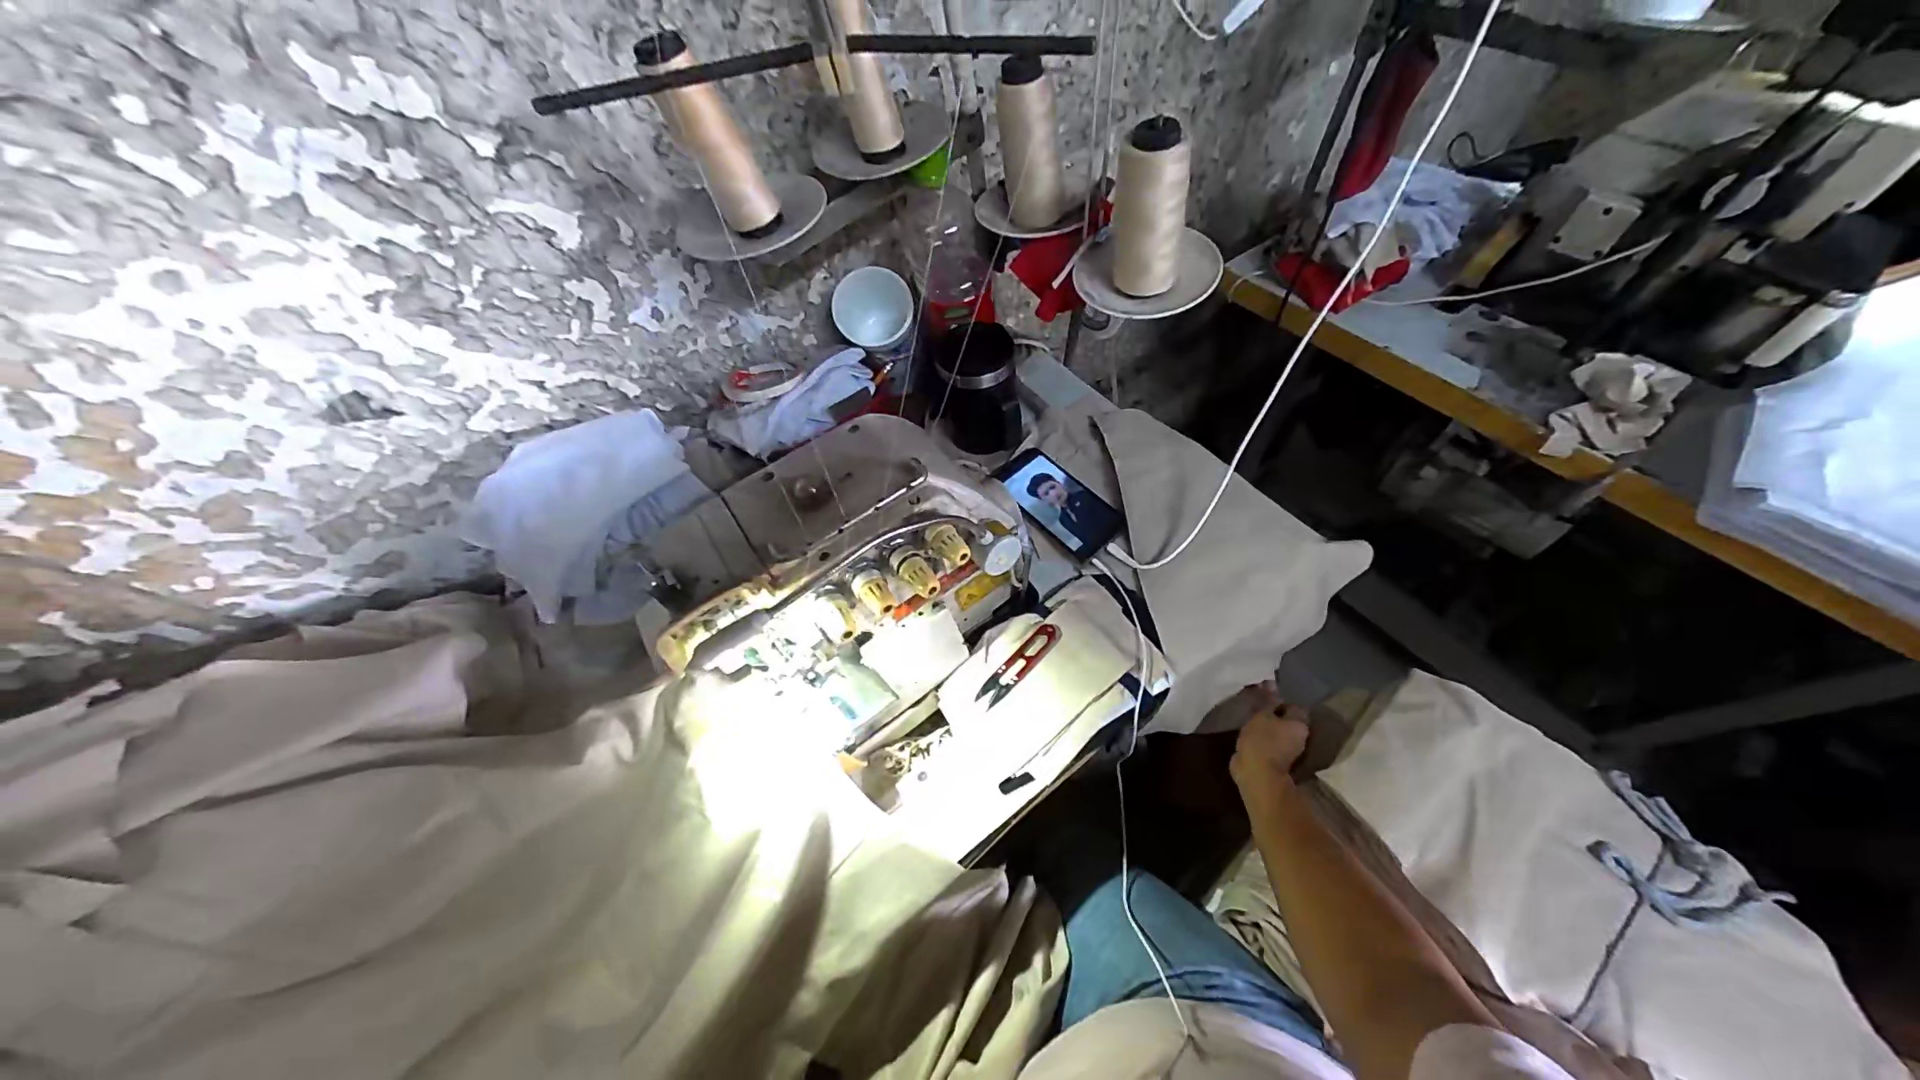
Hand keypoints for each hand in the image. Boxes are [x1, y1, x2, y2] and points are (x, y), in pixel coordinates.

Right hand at [1231, 691, 1309, 802]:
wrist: (1256, 774)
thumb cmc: (1262, 740)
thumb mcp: (1262, 715)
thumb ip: (1268, 700)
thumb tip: (1271, 683)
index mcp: (1300, 724)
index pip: (1295, 706)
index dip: (1280, 701)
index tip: (1266, 699)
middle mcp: (1300, 738)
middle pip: (1288, 720)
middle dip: (1275, 715)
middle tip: (1258, 710)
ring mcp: (1289, 751)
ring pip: (1279, 733)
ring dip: (1269, 728)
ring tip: (1252, 722)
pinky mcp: (1276, 761)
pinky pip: (1270, 744)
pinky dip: (1263, 740)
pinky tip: (1251, 736)